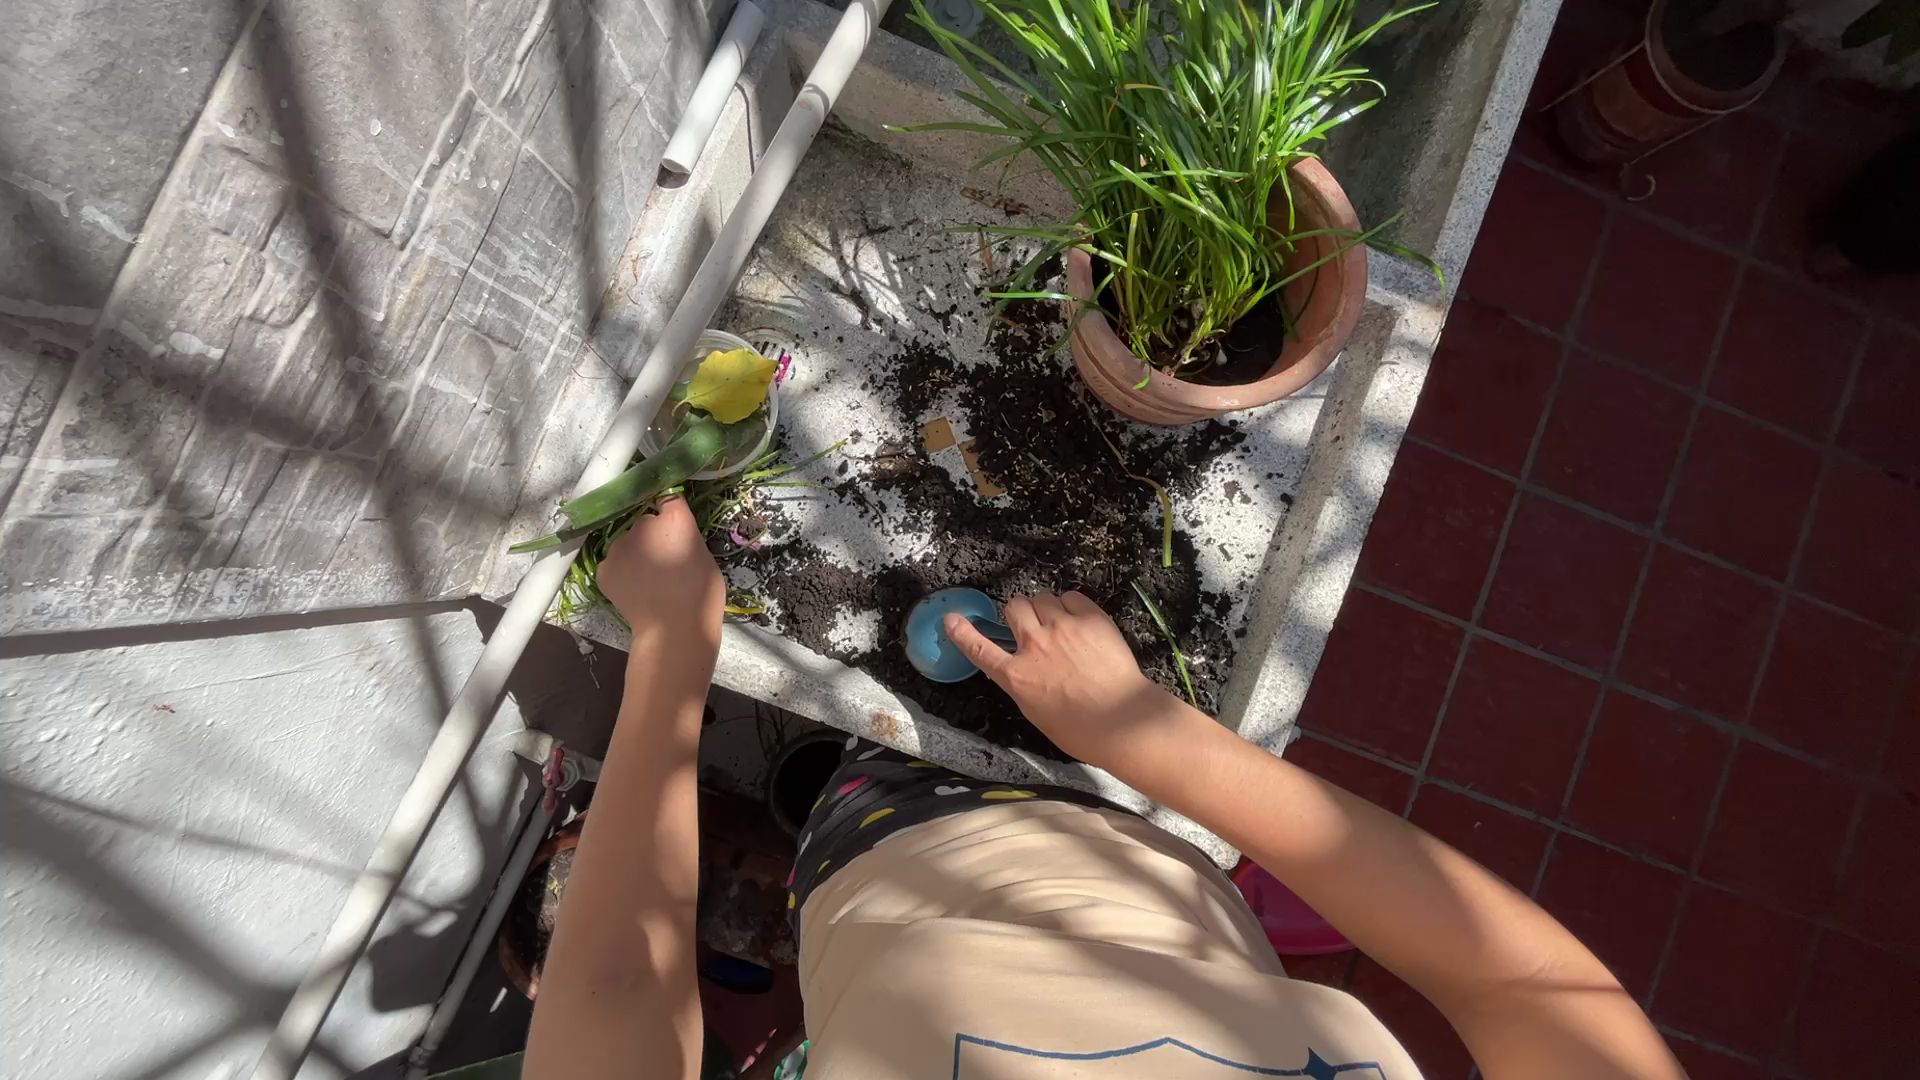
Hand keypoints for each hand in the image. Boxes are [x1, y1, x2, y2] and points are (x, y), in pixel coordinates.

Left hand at [597, 497, 723, 642]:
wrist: (673, 631)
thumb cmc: (701, 596)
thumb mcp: (706, 557)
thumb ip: (687, 538)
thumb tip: (675, 536)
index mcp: (674, 520)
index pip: (669, 498)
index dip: (672, 511)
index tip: (675, 522)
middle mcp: (642, 526)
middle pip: (646, 521)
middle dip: (654, 534)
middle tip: (667, 559)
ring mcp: (618, 547)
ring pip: (628, 542)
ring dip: (637, 552)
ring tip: (650, 578)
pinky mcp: (604, 568)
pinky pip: (615, 562)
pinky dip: (624, 571)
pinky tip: (636, 588)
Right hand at [944, 591, 1190, 768]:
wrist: (1122, 720)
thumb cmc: (1079, 729)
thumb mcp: (1036, 712)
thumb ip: (1023, 683)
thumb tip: (1022, 667)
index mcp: (1016, 676)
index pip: (980, 649)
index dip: (963, 633)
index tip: (952, 620)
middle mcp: (1034, 645)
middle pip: (1014, 607)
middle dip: (1021, 614)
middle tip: (1034, 626)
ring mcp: (1062, 627)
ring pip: (1041, 597)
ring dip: (1045, 607)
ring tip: (1060, 624)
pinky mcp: (1090, 618)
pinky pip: (1071, 597)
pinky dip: (1071, 605)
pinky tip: (1079, 620)